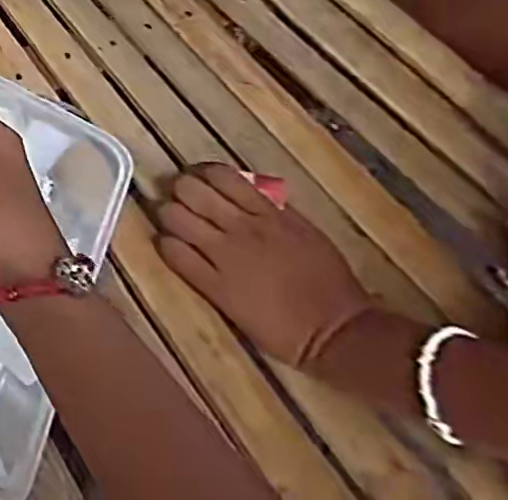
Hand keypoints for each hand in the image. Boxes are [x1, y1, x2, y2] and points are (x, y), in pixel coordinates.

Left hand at [155, 163, 376, 366]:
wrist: (340, 334)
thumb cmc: (330, 284)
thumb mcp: (304, 231)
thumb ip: (272, 208)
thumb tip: (242, 189)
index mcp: (269, 213)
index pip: (220, 175)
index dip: (200, 173)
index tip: (198, 181)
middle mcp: (243, 228)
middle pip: (188, 189)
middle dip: (178, 191)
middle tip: (182, 203)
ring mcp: (226, 256)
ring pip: (174, 216)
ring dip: (168, 217)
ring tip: (174, 226)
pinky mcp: (216, 286)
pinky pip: (175, 253)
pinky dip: (167, 246)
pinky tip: (174, 249)